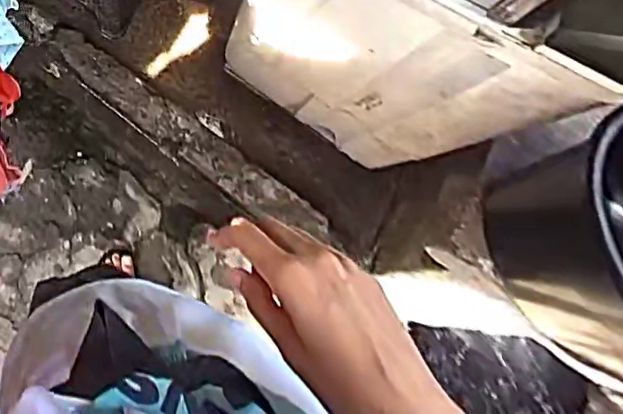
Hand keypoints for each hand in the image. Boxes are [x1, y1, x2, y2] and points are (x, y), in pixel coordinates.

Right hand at [211, 218, 459, 413]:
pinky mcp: (365, 276)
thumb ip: (258, 301)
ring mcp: (346, 266)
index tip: (217, 239)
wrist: (406, 406)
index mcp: (294, 276)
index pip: (246, 233)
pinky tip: (308, 290)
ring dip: (279, 247)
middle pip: (273, 226)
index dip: (224, 233)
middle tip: (239, 255)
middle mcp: (320, 261)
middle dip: (251, 236)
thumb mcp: (288, 345)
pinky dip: (306, 260)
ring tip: (274, 279)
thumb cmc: (350, 386)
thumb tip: (240, 277)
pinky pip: (324, 254)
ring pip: (299, 238)